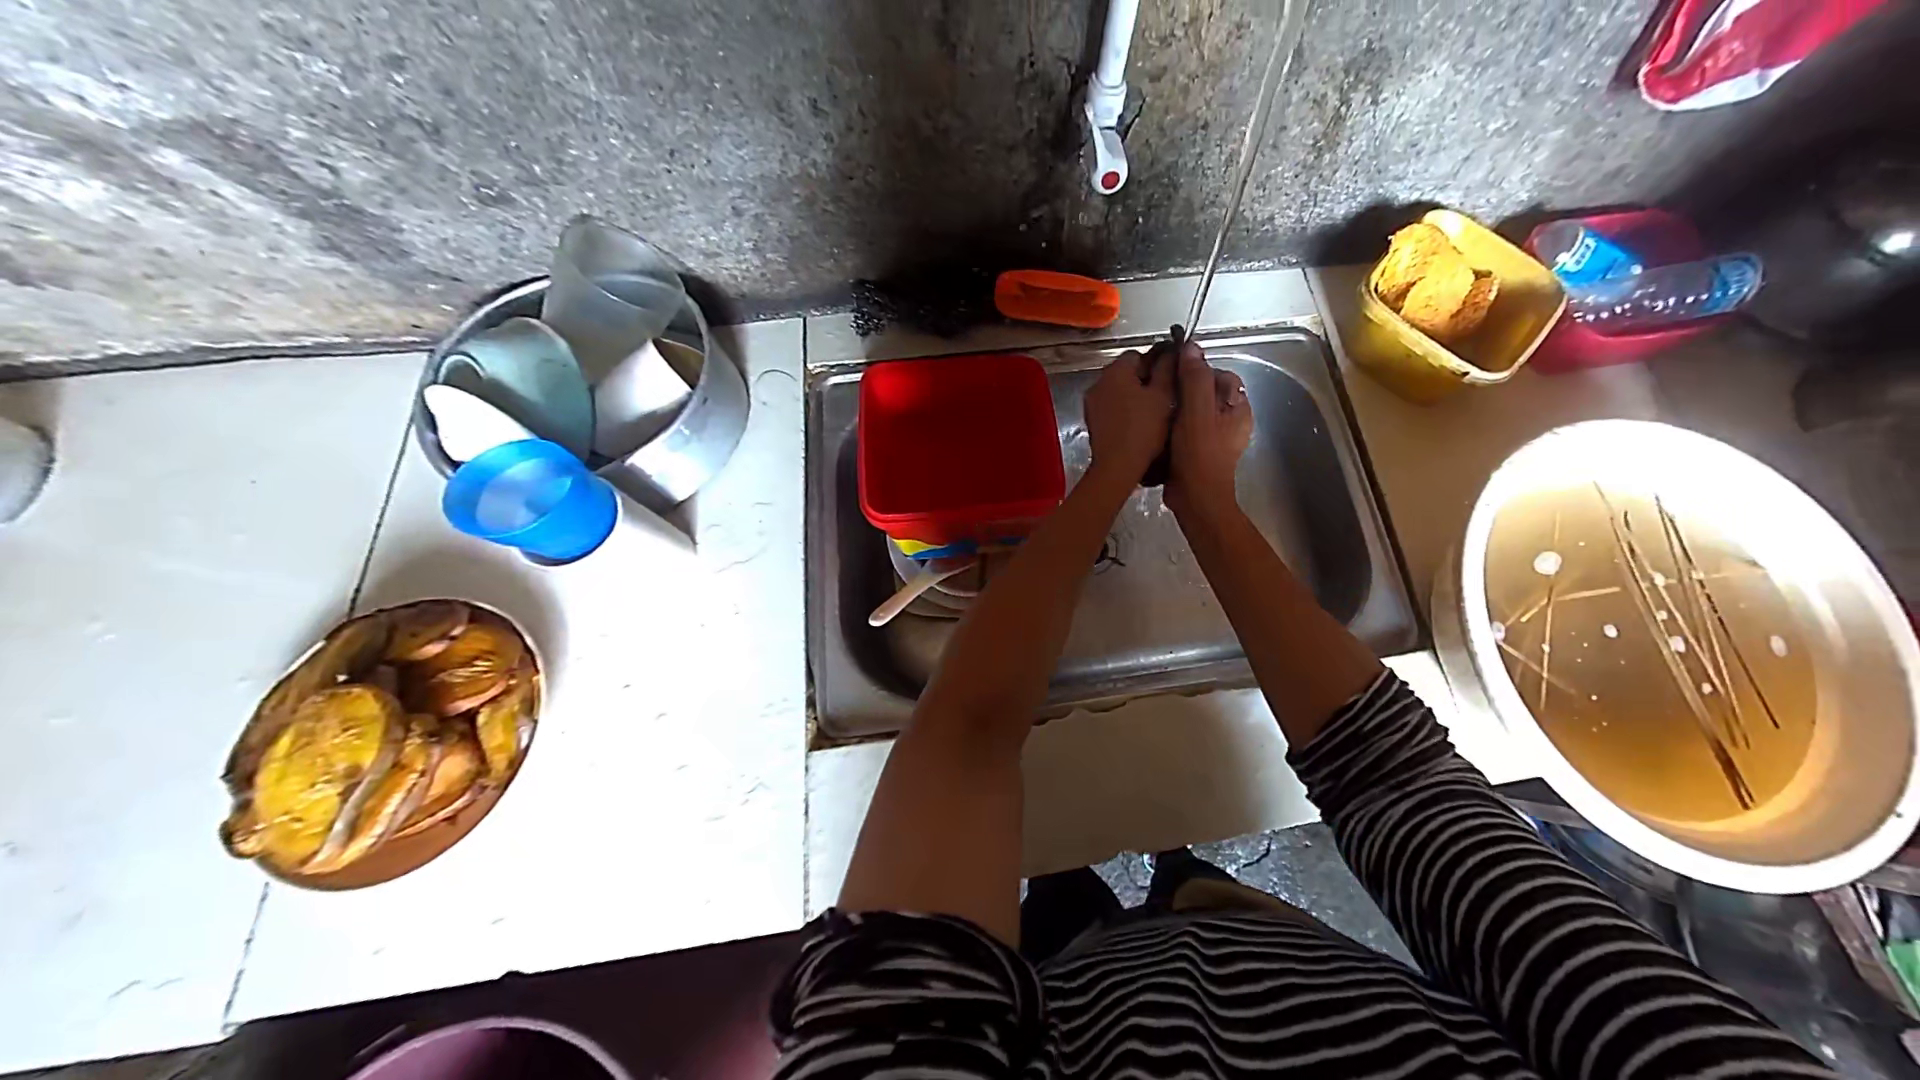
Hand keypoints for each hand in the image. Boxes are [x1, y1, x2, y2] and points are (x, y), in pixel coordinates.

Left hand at [1082, 349, 1174, 485]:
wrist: (1117, 466)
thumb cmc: (1143, 430)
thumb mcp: (1163, 396)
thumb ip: (1167, 369)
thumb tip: (1172, 353)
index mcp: (1115, 371)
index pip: (1138, 354)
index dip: (1157, 362)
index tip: (1170, 377)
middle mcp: (1098, 383)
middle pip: (1126, 372)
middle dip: (1145, 380)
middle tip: (1165, 396)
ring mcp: (1092, 403)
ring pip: (1118, 391)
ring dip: (1134, 396)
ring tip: (1154, 412)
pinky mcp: (1092, 422)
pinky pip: (1111, 408)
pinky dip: (1124, 411)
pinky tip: (1139, 424)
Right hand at [1166, 343, 1250, 519]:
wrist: (1194, 497)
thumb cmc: (1199, 454)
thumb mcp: (1196, 410)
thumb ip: (1194, 378)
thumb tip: (1190, 347)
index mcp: (1239, 408)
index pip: (1220, 375)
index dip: (1198, 372)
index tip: (1175, 377)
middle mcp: (1231, 421)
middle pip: (1205, 393)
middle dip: (1184, 392)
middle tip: (1163, 396)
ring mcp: (1216, 438)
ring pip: (1193, 411)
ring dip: (1176, 410)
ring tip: (1158, 412)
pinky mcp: (1199, 451)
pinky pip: (1185, 429)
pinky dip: (1173, 427)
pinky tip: (1159, 430)